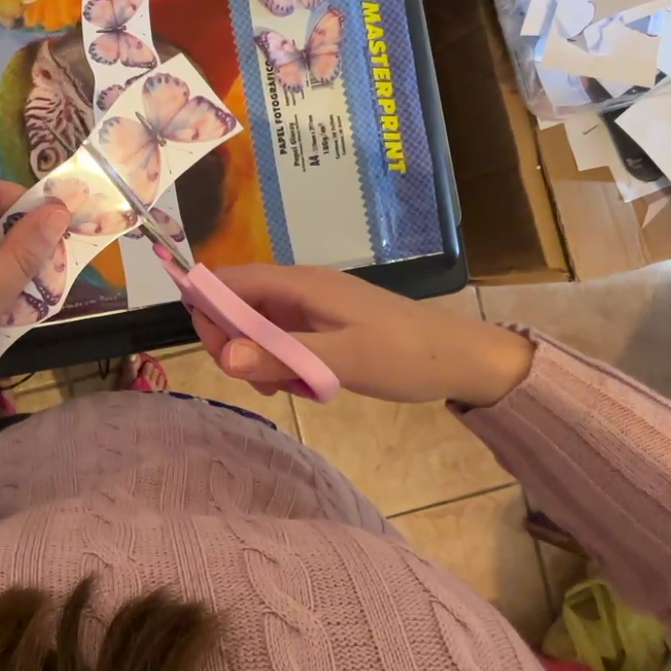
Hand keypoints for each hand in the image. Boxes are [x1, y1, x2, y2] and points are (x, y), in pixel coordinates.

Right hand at [188, 265, 533, 407]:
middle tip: (251, 380)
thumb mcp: (340, 362)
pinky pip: (280, 336)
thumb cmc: (404, 356)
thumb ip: (281, 358)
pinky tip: (294, 384)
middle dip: (230, 340)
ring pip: (256, 323)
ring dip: (253, 355)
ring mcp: (310, 306)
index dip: (209, 311)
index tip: (217, 354)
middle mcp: (299, 287)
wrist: (461, 360)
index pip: (229, 282)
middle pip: (237, 303)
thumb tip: (225, 358)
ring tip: (276, 388)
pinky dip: (275, 359)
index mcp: (300, 284)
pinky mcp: (321, 324)